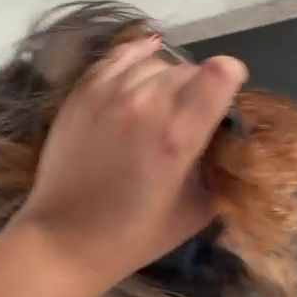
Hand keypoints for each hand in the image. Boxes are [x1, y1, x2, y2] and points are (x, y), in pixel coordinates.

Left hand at [10, 35, 244, 288]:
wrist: (65, 240)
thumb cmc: (134, 236)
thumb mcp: (195, 211)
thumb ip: (218, 170)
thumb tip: (230, 143)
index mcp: (177, 137)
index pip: (219, 75)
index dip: (231, 78)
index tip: (231, 92)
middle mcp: (145, 105)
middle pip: (190, 70)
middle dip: (202, 85)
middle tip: (198, 112)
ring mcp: (108, 94)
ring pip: (156, 62)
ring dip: (170, 77)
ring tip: (168, 101)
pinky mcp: (83, 92)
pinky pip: (120, 56)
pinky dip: (139, 56)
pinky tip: (148, 62)